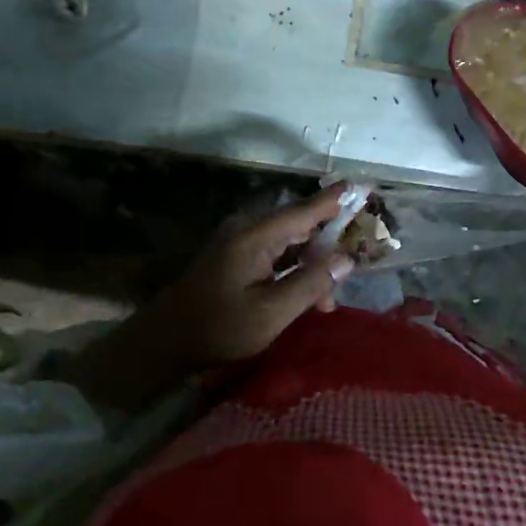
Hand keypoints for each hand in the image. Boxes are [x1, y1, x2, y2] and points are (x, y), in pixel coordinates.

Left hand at [139, 184, 355, 368]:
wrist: (166, 340)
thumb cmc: (219, 327)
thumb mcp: (272, 312)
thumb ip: (310, 283)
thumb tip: (346, 259)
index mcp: (254, 235)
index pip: (303, 211)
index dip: (333, 201)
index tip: (359, 185)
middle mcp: (246, 229)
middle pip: (299, 227)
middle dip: (325, 251)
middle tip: (344, 280)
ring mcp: (238, 241)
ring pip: (287, 243)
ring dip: (308, 267)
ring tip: (323, 303)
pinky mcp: (233, 256)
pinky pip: (273, 253)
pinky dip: (291, 270)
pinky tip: (303, 296)